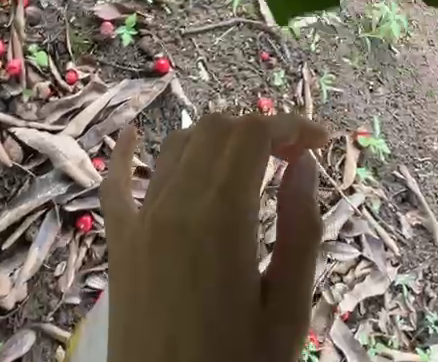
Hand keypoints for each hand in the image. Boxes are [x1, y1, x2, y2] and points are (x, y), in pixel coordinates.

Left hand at [101, 115, 328, 361]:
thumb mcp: (288, 311)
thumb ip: (300, 229)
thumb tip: (303, 163)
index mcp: (220, 217)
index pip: (253, 134)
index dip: (290, 126)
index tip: (321, 142)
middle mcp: (174, 203)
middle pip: (216, 129)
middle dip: (258, 130)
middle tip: (292, 158)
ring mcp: (140, 220)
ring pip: (177, 145)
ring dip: (215, 138)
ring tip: (248, 161)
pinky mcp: (119, 242)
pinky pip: (116, 182)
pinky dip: (127, 153)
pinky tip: (134, 135)